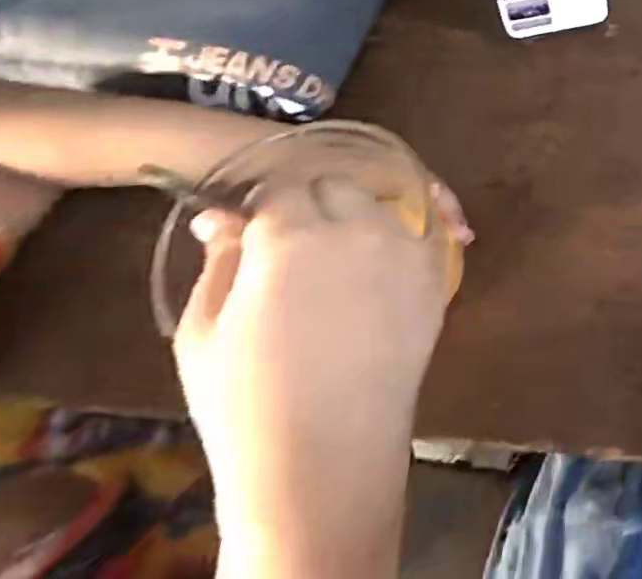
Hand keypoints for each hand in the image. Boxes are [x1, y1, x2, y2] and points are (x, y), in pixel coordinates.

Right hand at [174, 176, 465, 578]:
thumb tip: (218, 215)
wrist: (326, 453)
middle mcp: (358, 229)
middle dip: (315, 205)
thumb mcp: (205, 330)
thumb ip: (221, 260)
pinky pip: (425, 231)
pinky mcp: (436, 274)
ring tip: (342, 258)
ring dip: (360, 217)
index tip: (261, 230)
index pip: (284, 189)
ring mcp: (405, 249)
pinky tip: (389, 256)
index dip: (269, 209)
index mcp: (292, 237)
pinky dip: (406, 233)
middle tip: (298, 246)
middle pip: (338, 188)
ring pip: (383, 205)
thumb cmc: (247, 401)